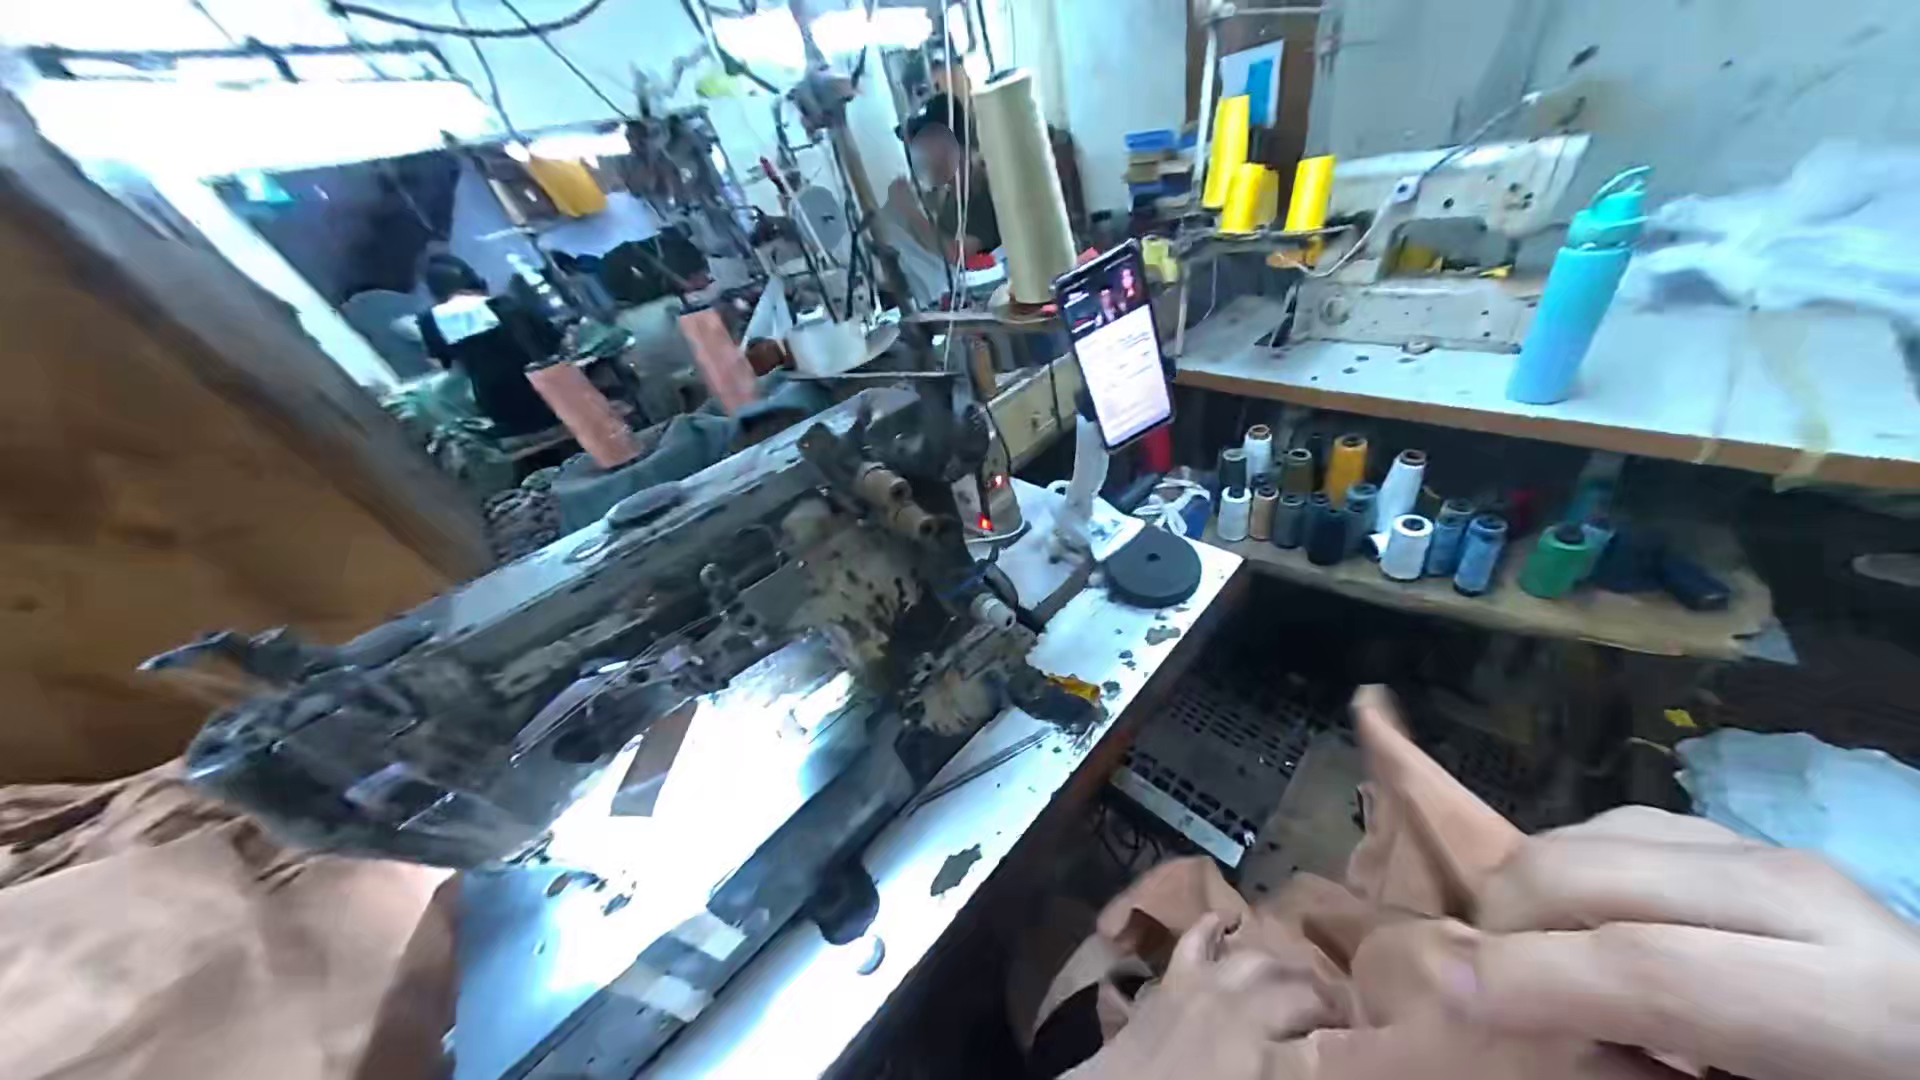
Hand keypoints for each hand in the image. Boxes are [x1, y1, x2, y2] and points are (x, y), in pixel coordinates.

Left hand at [1066, 912, 1328, 1079]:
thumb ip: (1292, 1070)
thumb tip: (1314, 1057)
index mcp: (1265, 1062)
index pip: (1327, 1045)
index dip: (1354, 1039)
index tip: (1371, 1041)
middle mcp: (1239, 1013)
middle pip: (1299, 991)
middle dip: (1329, 1003)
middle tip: (1347, 1019)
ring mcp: (1203, 986)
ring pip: (1258, 959)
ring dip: (1287, 968)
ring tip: (1306, 982)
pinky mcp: (1174, 976)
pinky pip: (1199, 937)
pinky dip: (1216, 926)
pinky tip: (1232, 921)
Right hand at [1452, 806, 1919, 1079]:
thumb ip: (1635, 1071)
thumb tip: (1508, 1010)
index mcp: (1863, 1008)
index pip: (1652, 971)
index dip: (1533, 979)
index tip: (1456, 994)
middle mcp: (1805, 898)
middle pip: (1583, 873)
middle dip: (1505, 917)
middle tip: (1486, 972)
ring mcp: (1755, 846)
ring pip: (1574, 840)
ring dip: (1524, 894)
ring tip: (1536, 952)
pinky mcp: (1719, 831)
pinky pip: (1594, 830)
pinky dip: (1558, 873)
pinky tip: (1581, 921)